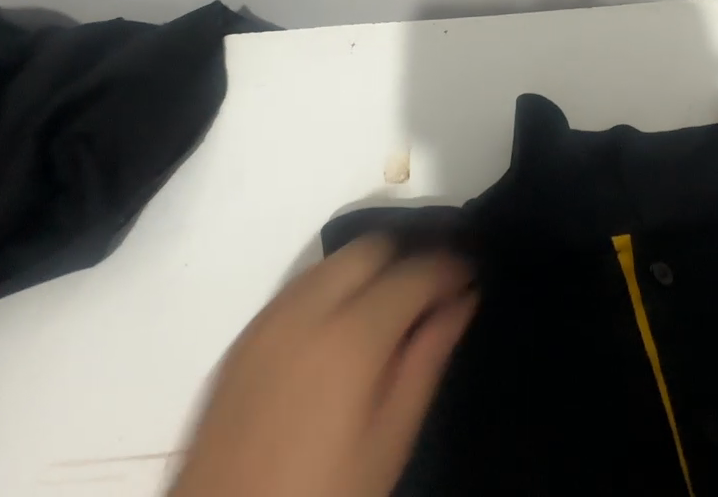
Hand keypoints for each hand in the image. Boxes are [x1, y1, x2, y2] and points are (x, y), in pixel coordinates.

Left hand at [170, 237, 476, 496]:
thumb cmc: (326, 490)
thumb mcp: (391, 437)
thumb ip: (428, 358)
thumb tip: (463, 300)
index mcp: (350, 335)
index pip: (415, 270)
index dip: (451, 265)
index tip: (473, 272)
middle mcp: (306, 308)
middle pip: (370, 246)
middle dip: (410, 253)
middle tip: (438, 283)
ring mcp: (269, 316)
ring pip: (333, 259)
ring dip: (370, 266)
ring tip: (397, 301)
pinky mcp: (245, 334)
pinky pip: (300, 284)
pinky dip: (333, 284)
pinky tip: (346, 320)